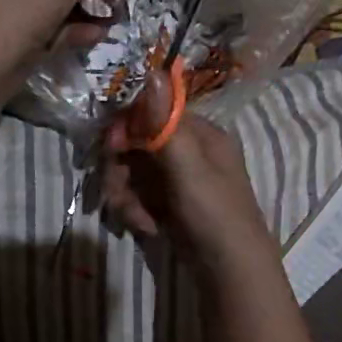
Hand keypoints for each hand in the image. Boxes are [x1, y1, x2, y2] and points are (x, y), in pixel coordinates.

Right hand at [102, 70, 271, 269]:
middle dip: (121, 172)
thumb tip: (153, 71)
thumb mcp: (187, 168)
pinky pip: (139, 196)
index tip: (111, 149)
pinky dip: (135, 211)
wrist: (229, 270)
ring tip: (133, 219)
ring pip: (132, 174)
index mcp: (201, 135)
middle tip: (116, 195)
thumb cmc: (214, 213)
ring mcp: (177, 180)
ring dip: (125, 196)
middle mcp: (188, 152)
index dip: (126, 130)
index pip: (152, 114)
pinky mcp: (168, 204)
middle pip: (136, 146)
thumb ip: (165, 124)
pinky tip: (145, 227)